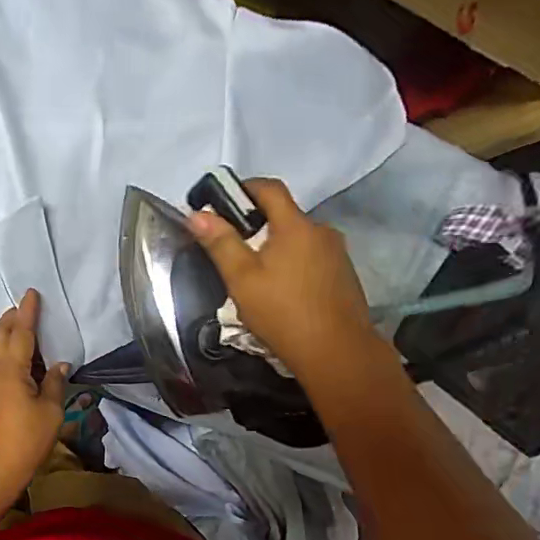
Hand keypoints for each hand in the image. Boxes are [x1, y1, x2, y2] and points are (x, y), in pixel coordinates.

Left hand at [0, 289, 68, 492]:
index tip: (32, 292)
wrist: (0, 466)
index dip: (27, 312)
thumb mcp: (51, 409)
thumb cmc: (28, 438)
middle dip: (12, 317)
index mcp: (12, 370)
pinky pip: (1, 360)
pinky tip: (27, 354)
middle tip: (29, 307)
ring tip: (29, 324)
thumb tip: (59, 364)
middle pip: (0, 334)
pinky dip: (11, 348)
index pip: (20, 332)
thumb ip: (54, 382)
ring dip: (10, 331)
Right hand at [187, 177, 374, 365]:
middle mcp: (321, 231)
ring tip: (254, 276)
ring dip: (275, 247)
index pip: (269, 188)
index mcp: (296, 226)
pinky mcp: (343, 274)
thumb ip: (220, 243)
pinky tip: (280, 291)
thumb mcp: (242, 279)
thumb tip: (197, 213)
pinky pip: (311, 258)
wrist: (336, 352)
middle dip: (256, 224)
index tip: (220, 203)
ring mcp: (336, 253)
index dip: (243, 188)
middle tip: (231, 249)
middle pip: (284, 215)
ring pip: (297, 239)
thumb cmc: (282, 312)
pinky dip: (292, 264)